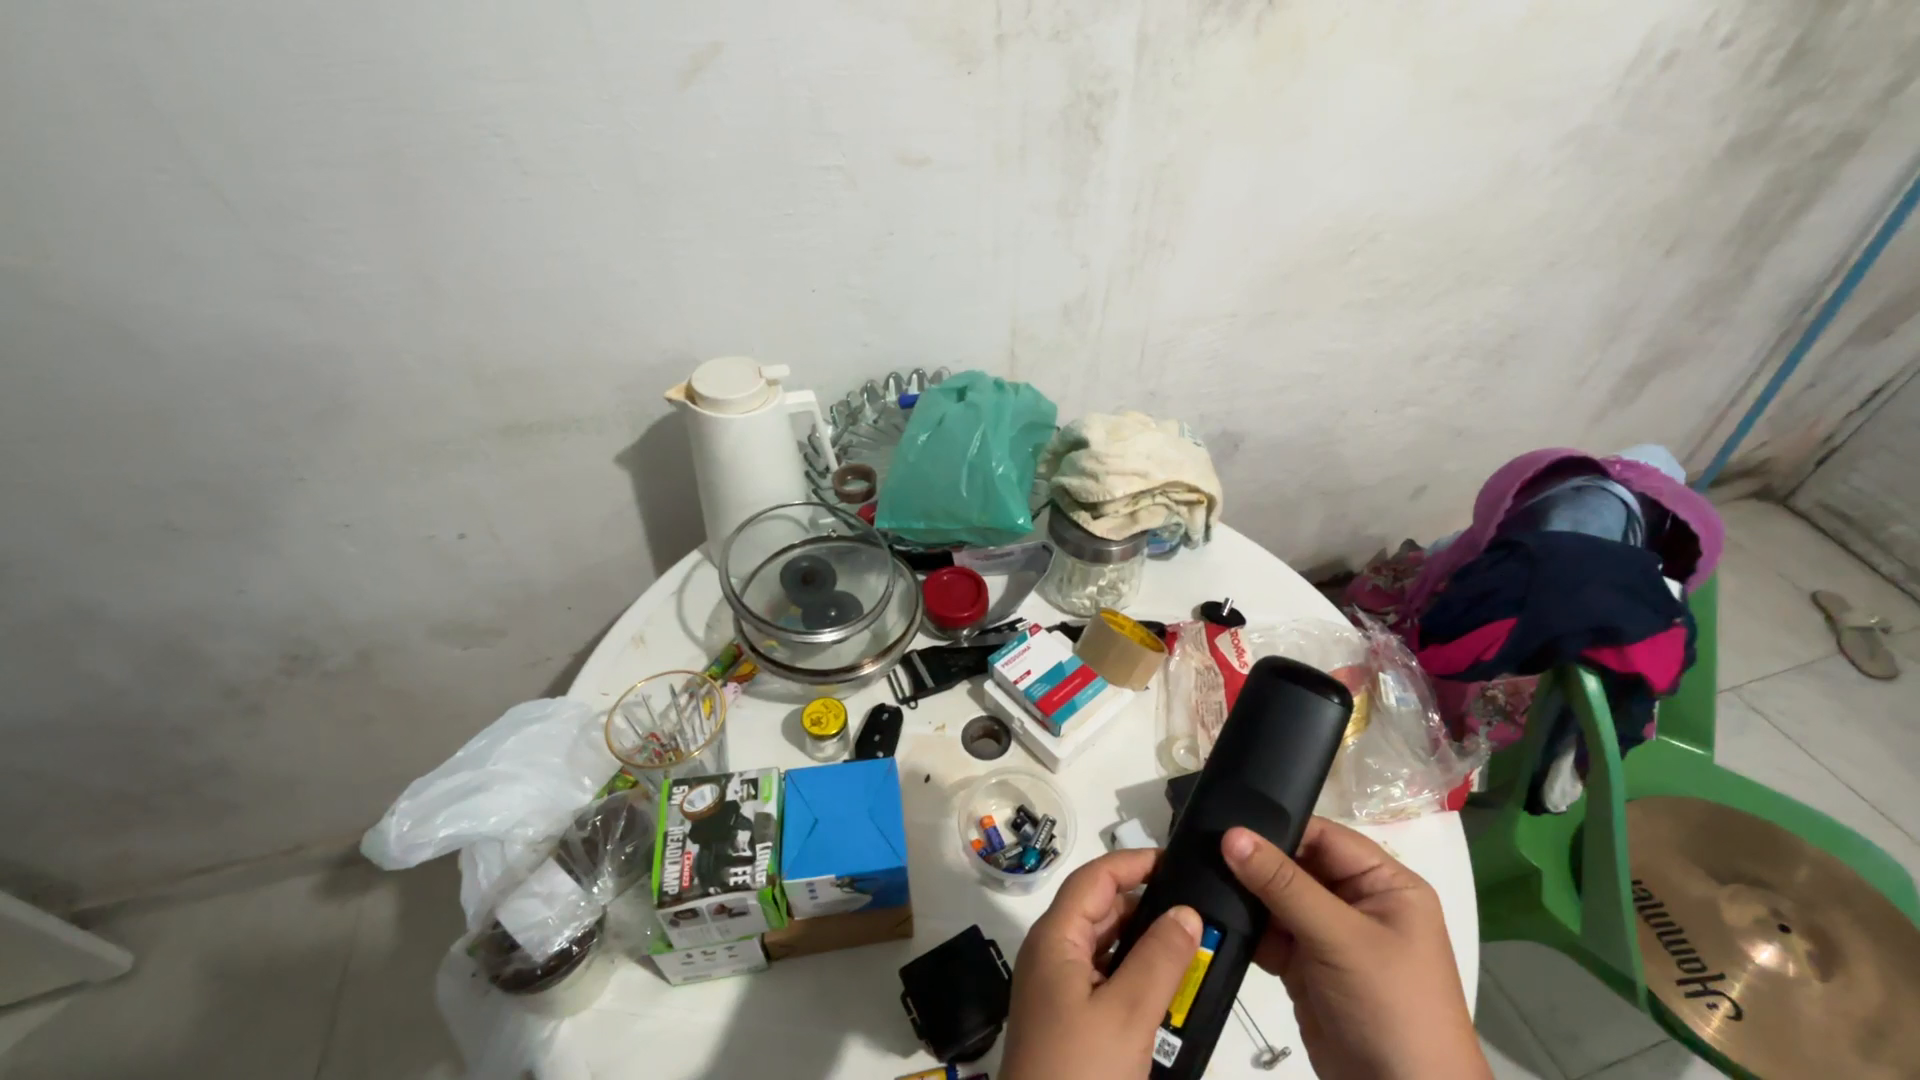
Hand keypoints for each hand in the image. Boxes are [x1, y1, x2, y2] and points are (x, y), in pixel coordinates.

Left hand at [1001, 849, 1203, 1079]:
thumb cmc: (1081, 1073)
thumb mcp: (1128, 1015)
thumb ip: (1160, 959)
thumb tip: (1186, 911)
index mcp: (1055, 939)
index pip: (1095, 878)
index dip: (1135, 863)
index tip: (1179, 863)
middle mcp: (1051, 953)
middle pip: (1100, 909)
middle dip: (1147, 905)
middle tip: (1198, 911)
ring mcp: (1057, 988)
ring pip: (1105, 946)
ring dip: (1145, 944)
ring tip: (1194, 947)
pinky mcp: (1068, 1018)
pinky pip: (1105, 979)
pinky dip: (1135, 976)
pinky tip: (1169, 990)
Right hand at [1223, 819, 1490, 1079]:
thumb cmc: (1391, 1007)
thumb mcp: (1341, 938)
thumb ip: (1283, 884)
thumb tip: (1231, 833)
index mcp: (1384, 884)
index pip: (1323, 837)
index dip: (1278, 827)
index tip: (1223, 822)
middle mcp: (1356, 902)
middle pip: (1295, 865)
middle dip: (1254, 861)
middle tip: (1200, 847)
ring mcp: (1329, 936)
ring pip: (1276, 899)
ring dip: (1244, 894)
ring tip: (1198, 877)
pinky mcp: (1305, 966)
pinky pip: (1268, 933)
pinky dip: (1244, 928)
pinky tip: (1211, 916)